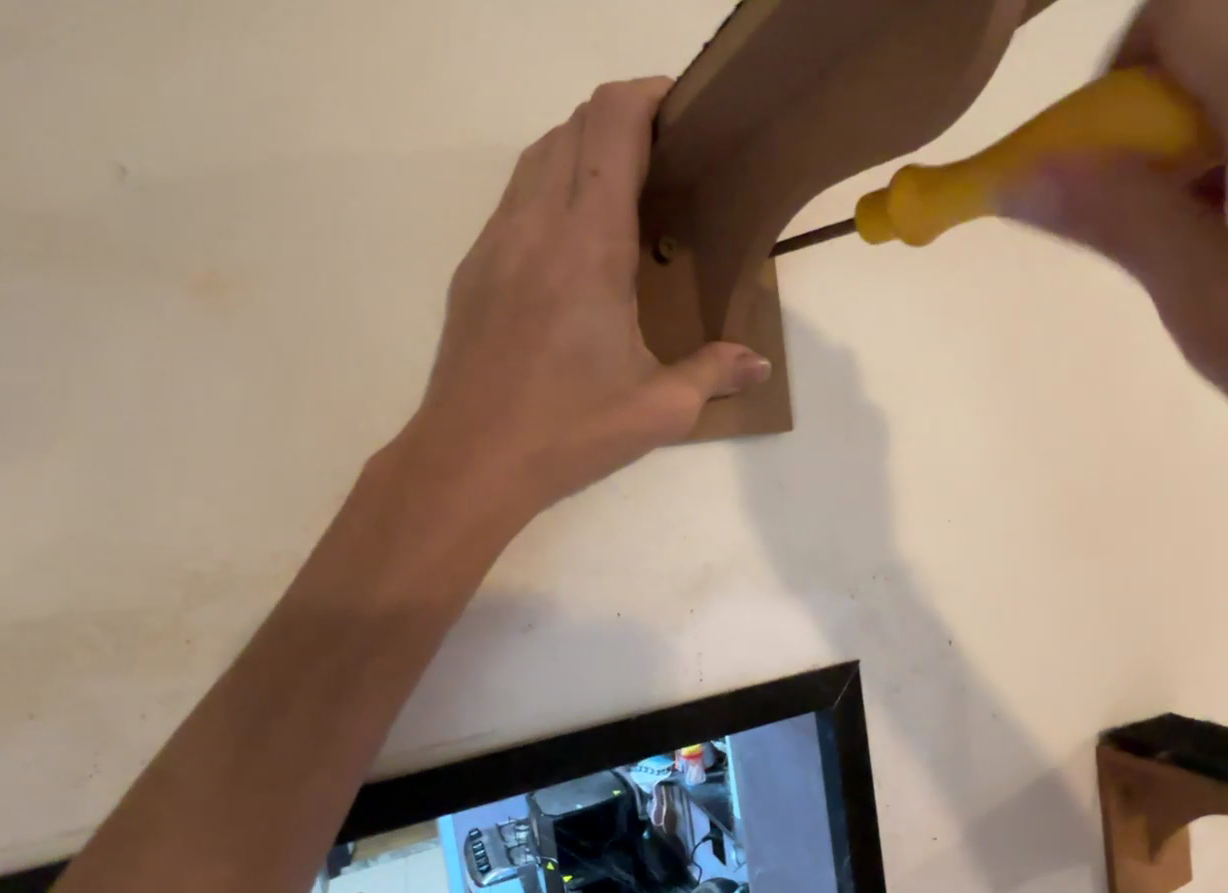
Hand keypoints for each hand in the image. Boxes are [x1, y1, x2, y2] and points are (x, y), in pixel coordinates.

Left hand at [395, 77, 769, 517]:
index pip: (610, 128)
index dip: (645, 97)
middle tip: (664, 158)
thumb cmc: (568, 431)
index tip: (679, 107)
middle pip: (572, 127)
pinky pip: (515, 198)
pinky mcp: (474, 268)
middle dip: (620, 120)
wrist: (470, 459)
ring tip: (623, 192)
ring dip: (581, 151)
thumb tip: (757, 365)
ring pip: (536, 157)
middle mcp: (536, 226)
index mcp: (588, 246)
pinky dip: (551, 189)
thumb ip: (713, 374)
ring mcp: (495, 243)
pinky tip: (576, 243)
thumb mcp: (658, 410)